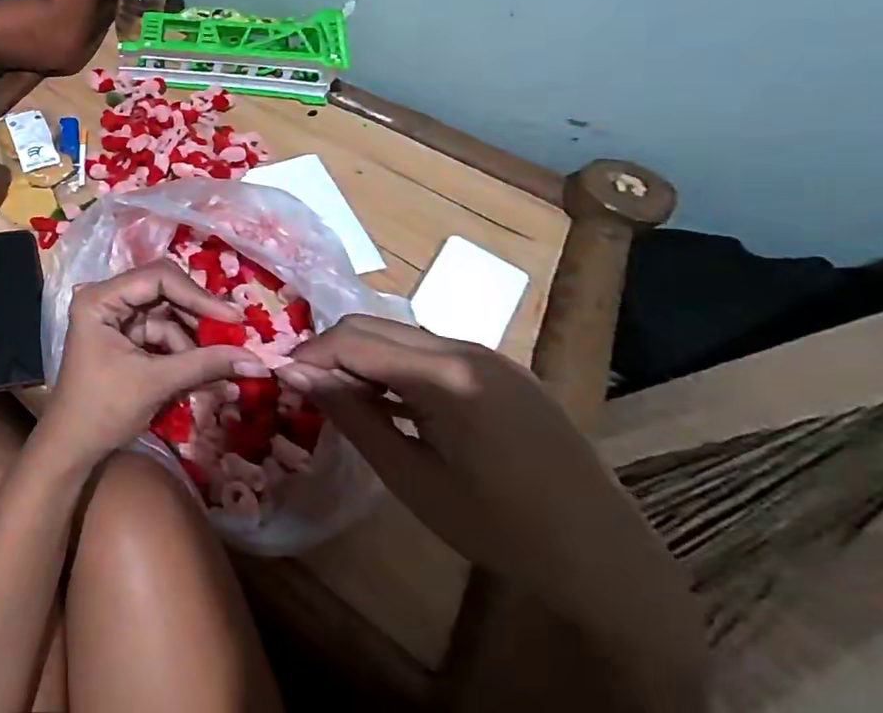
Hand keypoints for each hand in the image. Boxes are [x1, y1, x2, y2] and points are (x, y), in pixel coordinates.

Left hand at [40, 261, 267, 463]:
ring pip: (169, 316)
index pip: (157, 278)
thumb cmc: (104, 409)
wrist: (74, 446)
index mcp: (100, 299)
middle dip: (199, 317)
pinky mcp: (127, 339)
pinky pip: (164, 336)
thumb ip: (205, 365)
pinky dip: (186, 353)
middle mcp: (107, 299)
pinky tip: (210, 372)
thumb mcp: (156, 383)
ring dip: (196, 340)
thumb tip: (258, 360)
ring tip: (227, 362)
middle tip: (236, 337)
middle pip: (165, 293)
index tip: (233, 319)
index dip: (197, 295)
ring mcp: (117, 319)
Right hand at [274, 316, 695, 643]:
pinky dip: (396, 367)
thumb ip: (350, 415)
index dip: (308, 355)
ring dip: (362, 357)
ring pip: (400, 335)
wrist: (604, 557)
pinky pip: (430, 352)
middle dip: (330, 350)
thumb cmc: (498, 527)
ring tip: (341, 398)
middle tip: (304, 389)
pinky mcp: (502, 370)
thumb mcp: (409, 476)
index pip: (353, 341)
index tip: (278, 378)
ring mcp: (489, 355)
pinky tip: (389, 403)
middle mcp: (466, 348)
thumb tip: (294, 373)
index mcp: (446, 375)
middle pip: (373, 326)